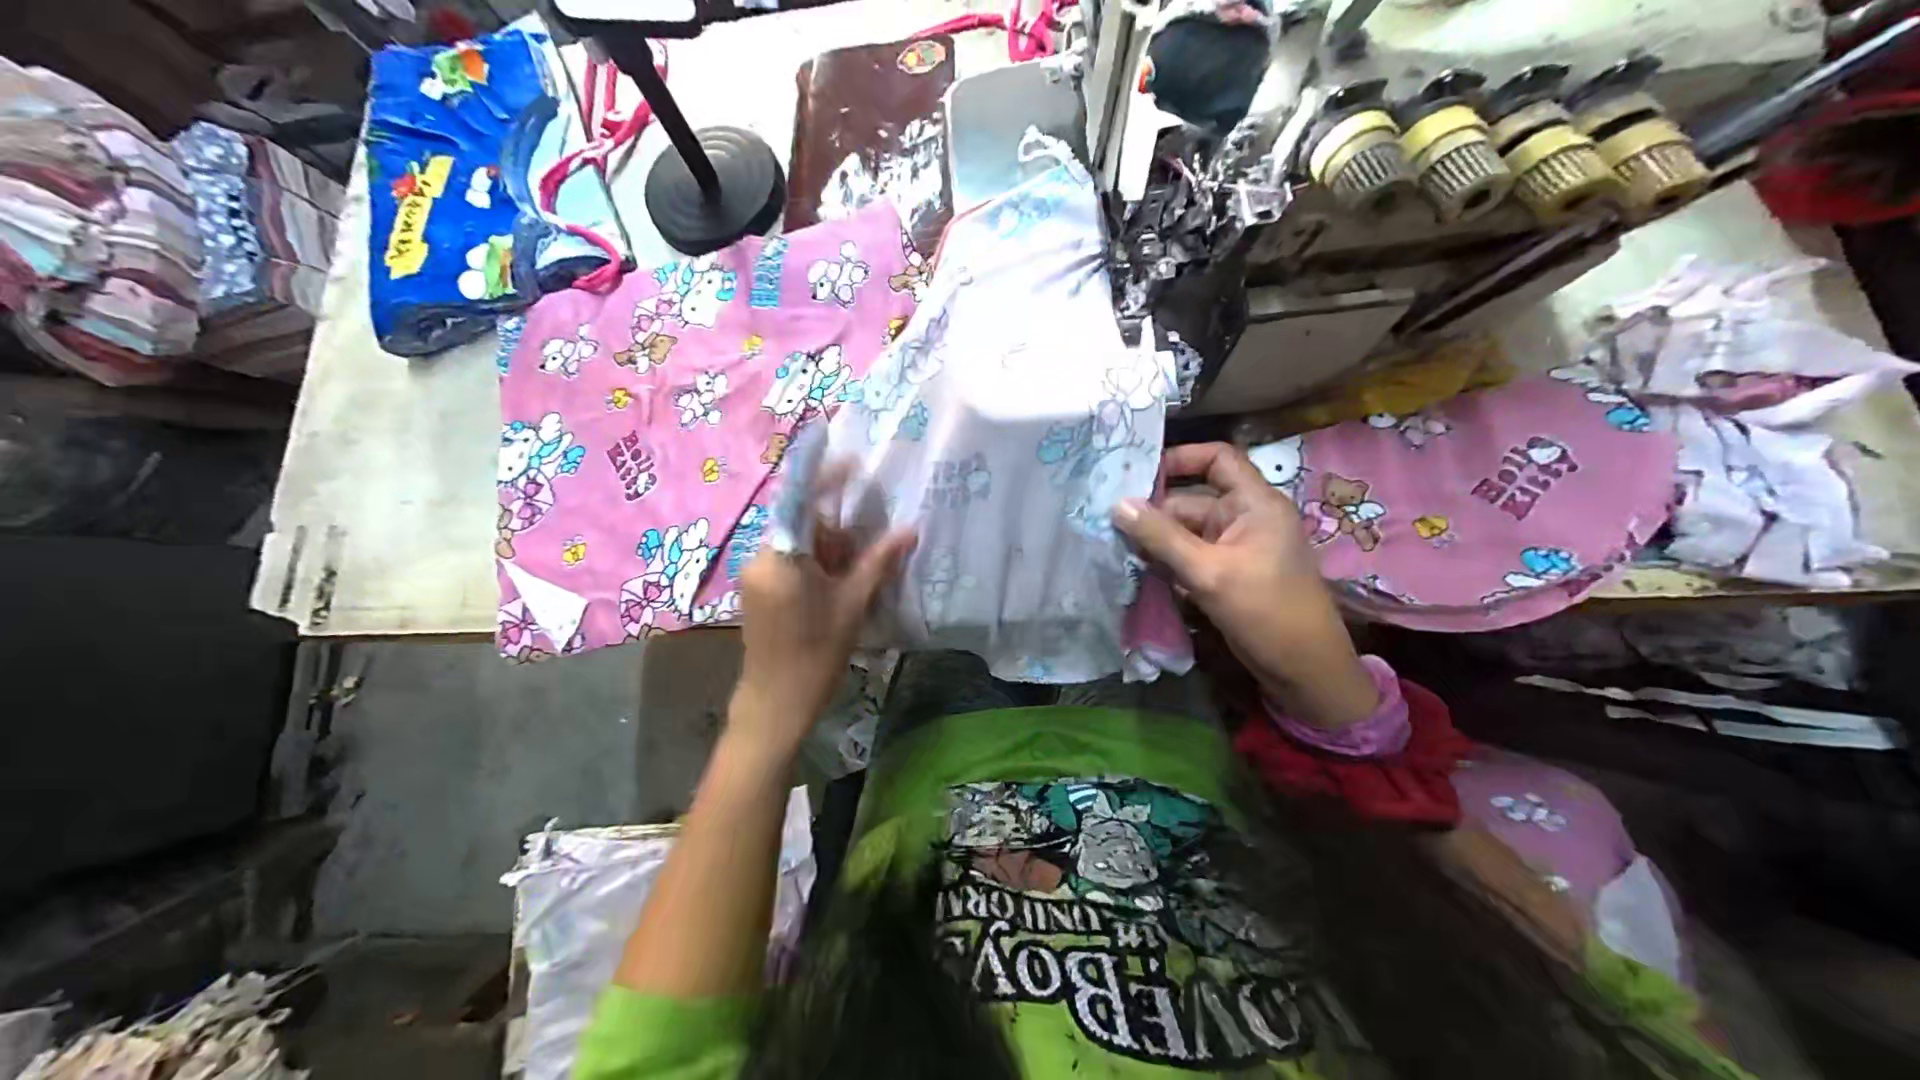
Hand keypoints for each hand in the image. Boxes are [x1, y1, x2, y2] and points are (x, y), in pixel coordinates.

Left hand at [732, 467, 915, 755]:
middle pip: (803, 524)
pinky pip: (789, 563)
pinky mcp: (757, 591)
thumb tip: (909, 530)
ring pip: (799, 546)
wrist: (775, 704)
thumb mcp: (852, 604)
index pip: (802, 499)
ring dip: (828, 552)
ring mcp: (755, 575)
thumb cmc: (815, 654)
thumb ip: (878, 561)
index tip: (851, 458)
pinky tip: (835, 589)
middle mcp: (760, 557)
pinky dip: (815, 567)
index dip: (826, 476)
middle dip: (837, 531)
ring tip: (853, 577)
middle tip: (867, 550)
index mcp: (781, 556)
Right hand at [1114, 442, 1378, 728]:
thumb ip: (1161, 538)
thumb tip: (1117, 505)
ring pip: (1185, 531)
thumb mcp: (1208, 572)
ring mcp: (1235, 548)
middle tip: (1110, 521)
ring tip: (1116, 546)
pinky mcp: (1226, 574)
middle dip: (1153, 511)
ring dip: (1155, 540)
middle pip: (1191, 499)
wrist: (1303, 670)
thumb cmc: (1265, 612)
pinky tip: (1137, 569)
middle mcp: (1245, 518)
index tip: (1138, 473)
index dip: (1180, 459)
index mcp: (1255, 503)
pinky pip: (1190, 556)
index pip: (1217, 459)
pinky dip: (1166, 561)